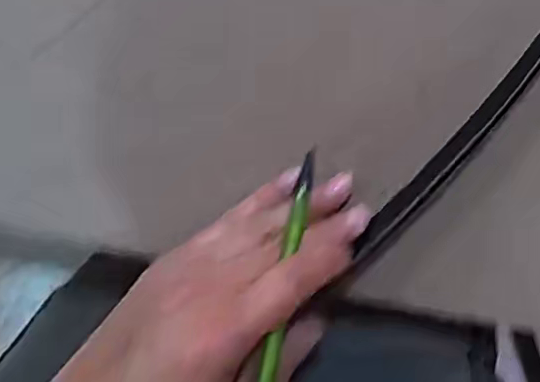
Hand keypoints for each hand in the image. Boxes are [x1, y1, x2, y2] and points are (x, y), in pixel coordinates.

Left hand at [56, 169, 367, 381]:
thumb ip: (280, 358)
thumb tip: (319, 314)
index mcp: (227, 328)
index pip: (293, 277)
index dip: (330, 251)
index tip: (360, 229)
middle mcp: (212, 283)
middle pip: (280, 242)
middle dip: (323, 220)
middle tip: (359, 198)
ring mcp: (193, 260)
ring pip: (259, 221)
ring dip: (301, 201)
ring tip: (336, 182)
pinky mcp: (179, 250)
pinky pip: (229, 216)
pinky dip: (261, 197)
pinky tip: (287, 180)